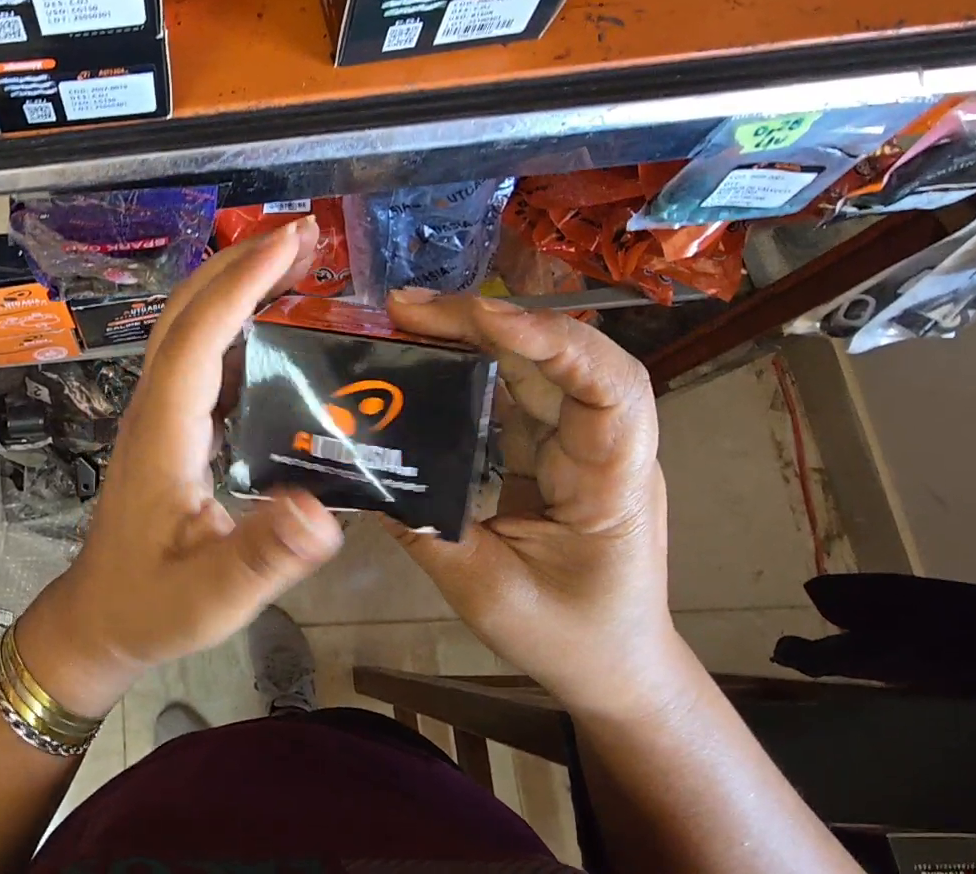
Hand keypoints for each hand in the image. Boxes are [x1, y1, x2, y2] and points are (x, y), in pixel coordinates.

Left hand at [18, 219, 345, 717]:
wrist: (99, 618)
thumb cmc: (150, 606)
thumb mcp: (212, 596)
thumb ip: (262, 557)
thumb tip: (322, 510)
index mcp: (163, 434)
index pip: (197, 340)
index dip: (241, 286)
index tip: (289, 242)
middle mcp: (154, 409)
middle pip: (186, 315)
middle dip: (240, 264)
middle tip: (303, 234)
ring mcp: (158, 415)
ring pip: (190, 330)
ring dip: (237, 287)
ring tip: (296, 262)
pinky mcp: (170, 429)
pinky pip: (201, 360)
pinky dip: (236, 327)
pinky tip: (275, 330)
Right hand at [380, 290, 689, 720]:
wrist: (615, 667)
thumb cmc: (570, 636)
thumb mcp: (486, 591)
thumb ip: (424, 529)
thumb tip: (360, 474)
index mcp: (610, 481)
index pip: (610, 387)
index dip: (554, 341)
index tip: (483, 319)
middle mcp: (599, 445)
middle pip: (560, 358)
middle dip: (484, 321)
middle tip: (404, 307)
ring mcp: (574, 442)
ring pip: (533, 365)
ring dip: (470, 334)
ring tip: (403, 318)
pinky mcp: (547, 448)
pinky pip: (510, 392)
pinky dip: (465, 367)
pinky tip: (421, 356)